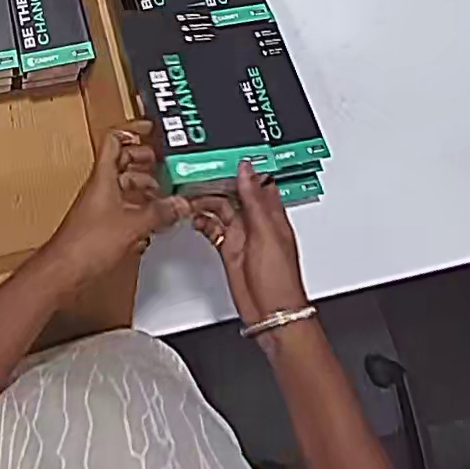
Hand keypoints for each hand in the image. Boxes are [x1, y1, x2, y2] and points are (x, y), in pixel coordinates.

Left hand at [38, 121, 189, 289]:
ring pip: (124, 185)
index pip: (115, 140)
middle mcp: (100, 187)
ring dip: (144, 186)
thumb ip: (159, 212)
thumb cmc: (86, 243)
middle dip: (145, 161)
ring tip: (164, 193)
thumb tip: (180, 203)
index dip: (133, 131)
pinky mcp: (101, 224)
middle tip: (164, 164)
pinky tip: (153, 219)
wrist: (63, 271)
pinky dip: (139, 207)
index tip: (151, 130)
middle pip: (123, 162)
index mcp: (104, 176)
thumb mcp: (132, 224)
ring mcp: (100, 205)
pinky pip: (123, 206)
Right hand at [191, 161, 308, 343]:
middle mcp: (255, 221)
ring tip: (189, 193)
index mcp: (270, 212)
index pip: (255, 181)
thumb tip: (246, 168)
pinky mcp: (228, 249)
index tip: (223, 152)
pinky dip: (202, 221)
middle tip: (196, 171)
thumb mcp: (266, 233)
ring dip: (206, 201)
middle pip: (233, 193)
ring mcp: (241, 235)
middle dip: (216, 182)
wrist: (272, 315)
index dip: (241, 167)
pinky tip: (193, 216)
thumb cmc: (280, 279)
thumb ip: (253, 200)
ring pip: (220, 209)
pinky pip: (212, 229)